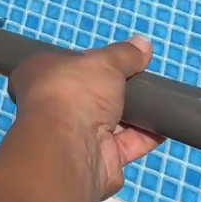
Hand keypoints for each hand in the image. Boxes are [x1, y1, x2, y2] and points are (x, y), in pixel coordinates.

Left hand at [8, 36, 163, 200]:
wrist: (73, 146)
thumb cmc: (76, 91)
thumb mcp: (103, 62)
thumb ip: (124, 55)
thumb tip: (143, 43)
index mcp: (38, 73)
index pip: (63, 65)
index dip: (86, 62)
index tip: (110, 61)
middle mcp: (51, 103)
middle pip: (87, 94)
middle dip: (111, 91)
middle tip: (139, 82)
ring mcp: (73, 133)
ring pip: (107, 121)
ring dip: (130, 114)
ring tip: (156, 102)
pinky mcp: (96, 158)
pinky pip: (124, 144)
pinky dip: (143, 136)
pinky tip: (162, 127)